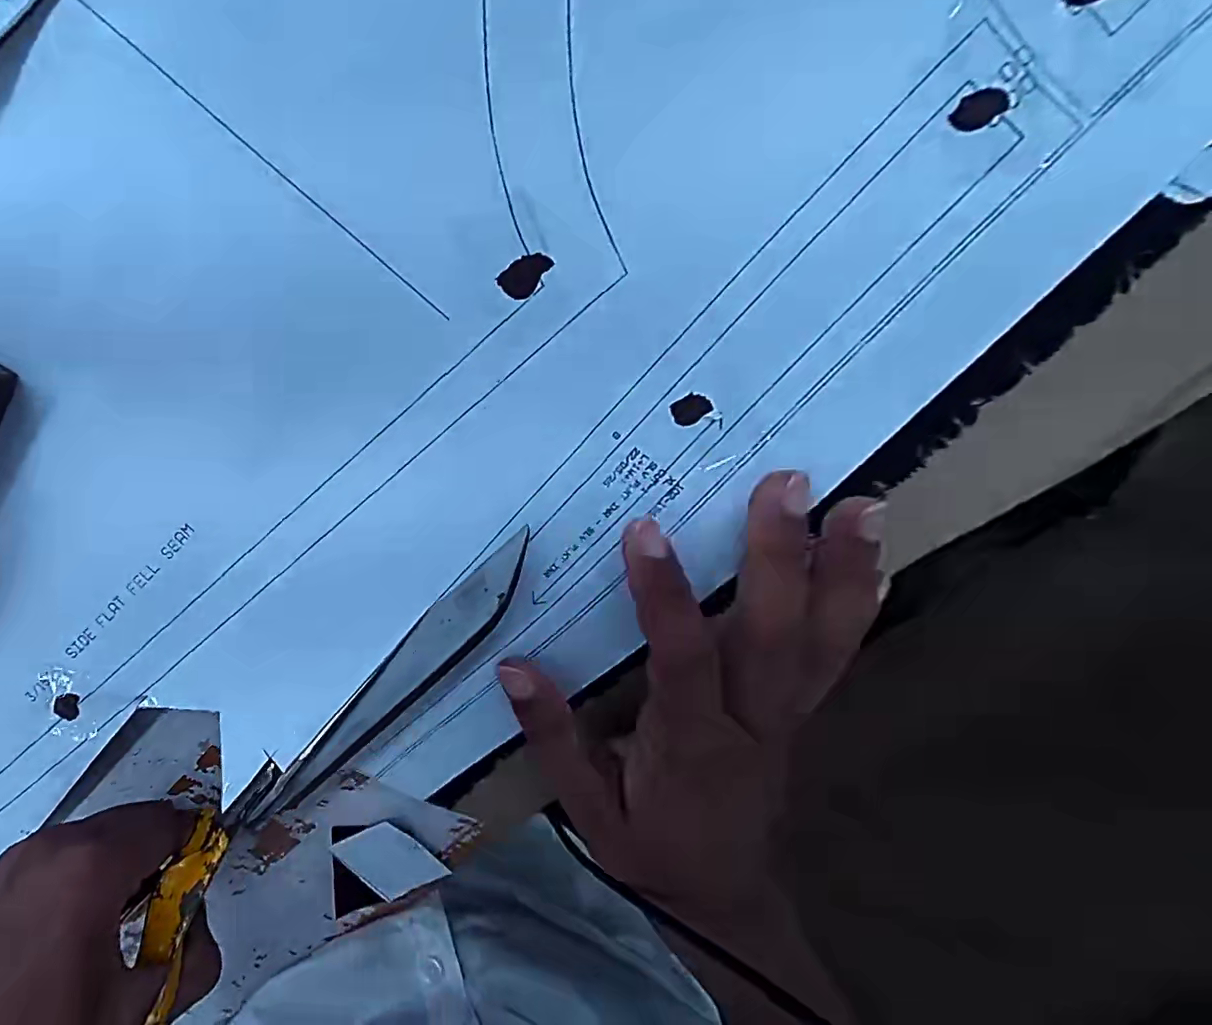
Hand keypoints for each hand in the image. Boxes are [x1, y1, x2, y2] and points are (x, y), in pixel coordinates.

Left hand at [0, 801, 220, 1024]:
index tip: (202, 859)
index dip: (191, 838)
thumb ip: (193, 960)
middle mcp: (52, 847)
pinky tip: (81, 921)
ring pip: (91, 835)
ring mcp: (18, 859)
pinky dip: (80, 870)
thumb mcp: (134, 1009)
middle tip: (174, 894)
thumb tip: (201, 933)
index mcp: (89, 868)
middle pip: (127, 822)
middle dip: (157, 850)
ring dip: (119, 859)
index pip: (162, 822)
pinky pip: (56, 853)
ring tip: (127, 915)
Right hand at [499, 470, 883, 924]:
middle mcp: (753, 723)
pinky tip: (868, 558)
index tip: (644, 532)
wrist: (722, 895)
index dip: (664, 596)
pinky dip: (858, 603)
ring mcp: (788, 717)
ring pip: (827, 642)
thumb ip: (551, 736)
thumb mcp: (585, 806)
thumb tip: (512, 667)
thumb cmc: (646, 843)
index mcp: (692, 743)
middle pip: (776, 637)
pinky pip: (839, 655)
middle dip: (780, 558)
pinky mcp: (801, 714)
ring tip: (862, 504)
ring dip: (844, 571)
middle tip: (783, 486)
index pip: (682, 659)